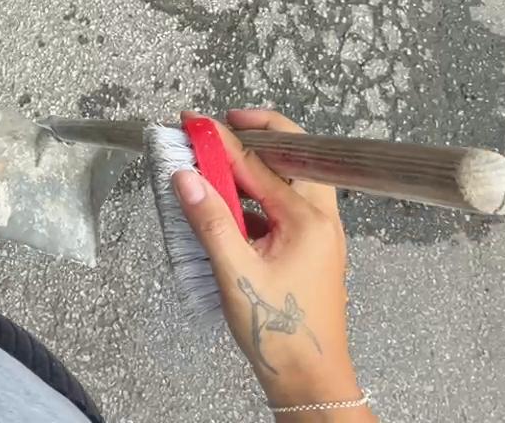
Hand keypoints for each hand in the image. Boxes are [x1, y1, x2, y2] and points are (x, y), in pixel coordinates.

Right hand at [173, 109, 370, 416]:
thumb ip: (209, 219)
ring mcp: (315, 233)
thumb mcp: (235, 273)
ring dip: (253, 161)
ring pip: (287, 178)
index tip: (191, 121)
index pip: (257, 164)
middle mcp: (319, 220)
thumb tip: (185, 175)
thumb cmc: (279, 333)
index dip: (220, 139)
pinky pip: (279, 202)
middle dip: (259, 133)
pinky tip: (224, 198)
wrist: (311, 383)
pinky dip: (252, 189)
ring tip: (214, 156)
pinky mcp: (305, 246)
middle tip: (221, 125)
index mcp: (308, 221)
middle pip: (294, 157)